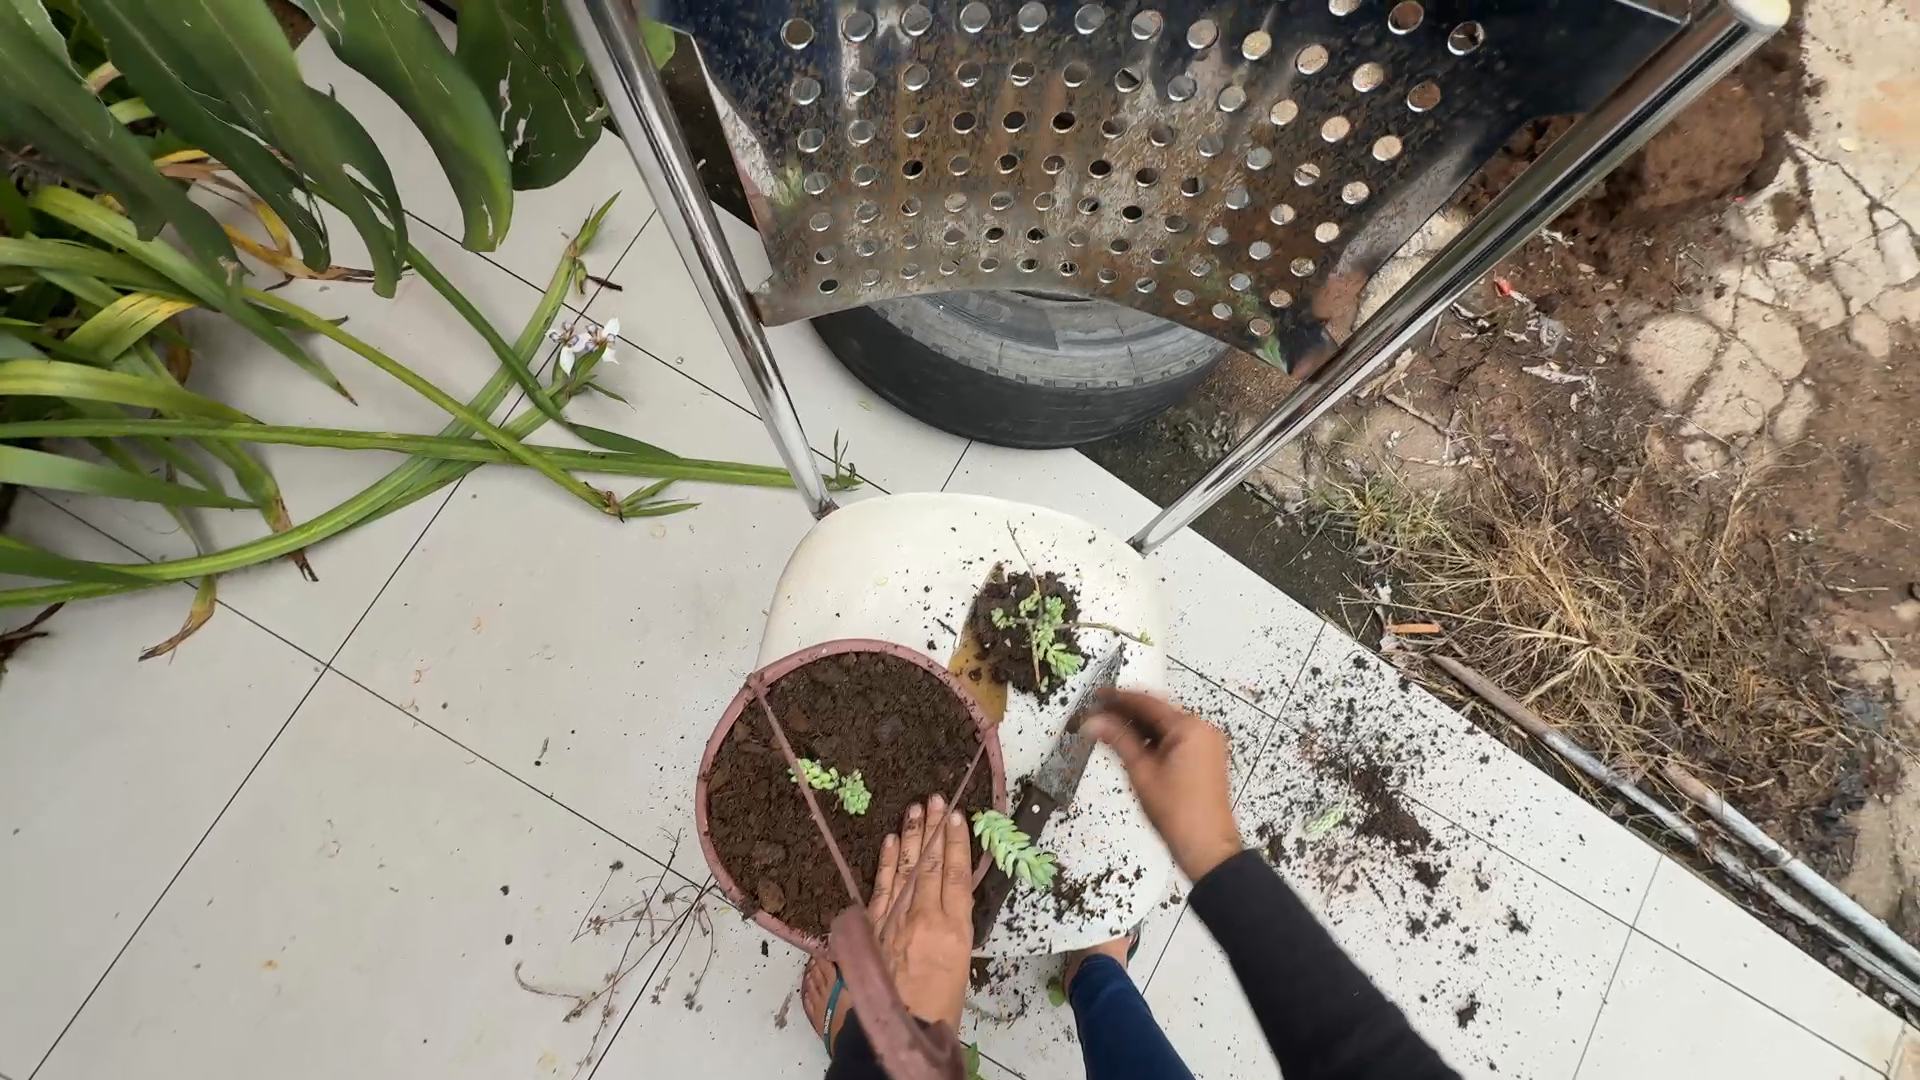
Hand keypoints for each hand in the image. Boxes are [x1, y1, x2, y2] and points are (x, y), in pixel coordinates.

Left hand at [865, 795, 973, 1030]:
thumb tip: (951, 891)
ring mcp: (897, 919)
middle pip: (931, 863)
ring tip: (915, 808)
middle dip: (934, 828)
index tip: (957, 817)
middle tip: (936, 799)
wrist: (902, 1029)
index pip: (955, 873)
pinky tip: (891, 840)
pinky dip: (887, 862)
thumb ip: (956, 921)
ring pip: (907, 868)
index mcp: (953, 929)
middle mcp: (925, 917)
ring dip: (912, 835)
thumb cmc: (941, 1005)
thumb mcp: (963, 961)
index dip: (957, 842)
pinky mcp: (877, 927)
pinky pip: (883, 887)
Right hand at [1082, 690, 1243, 880]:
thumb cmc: (1176, 812)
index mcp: (1190, 727)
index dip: (1118, 699)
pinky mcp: (1205, 758)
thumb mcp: (1141, 771)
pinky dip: (1153, 741)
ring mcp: (1206, 744)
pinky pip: (1174, 740)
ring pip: (1164, 727)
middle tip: (1097, 714)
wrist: (1207, 849)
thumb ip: (1117, 739)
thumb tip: (1093, 721)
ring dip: (1138, 728)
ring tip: (1108, 730)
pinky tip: (1131, 745)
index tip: (1097, 695)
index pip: (1147, 703)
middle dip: (1126, 714)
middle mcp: (1202, 730)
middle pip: (1157, 713)